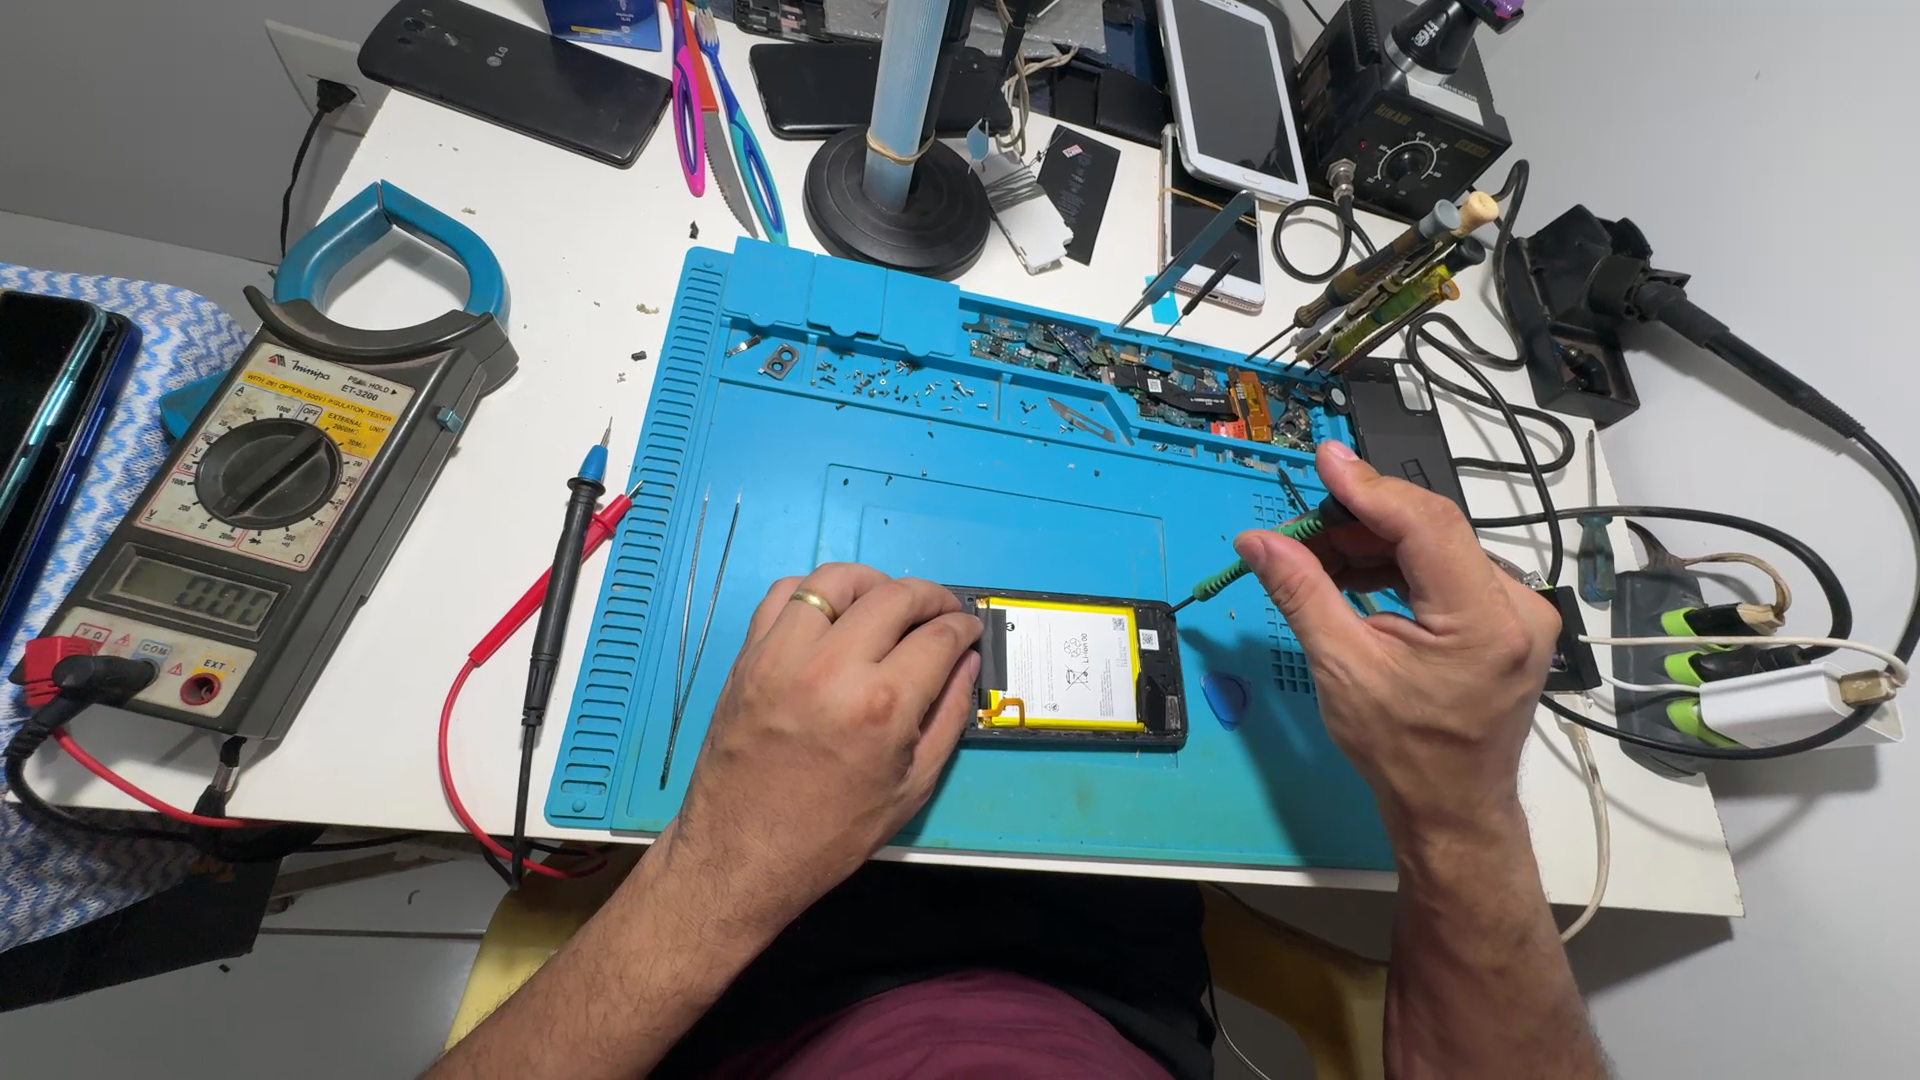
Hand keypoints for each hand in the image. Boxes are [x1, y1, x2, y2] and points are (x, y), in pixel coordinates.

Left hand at [656, 564, 982, 932]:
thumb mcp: (913, 786)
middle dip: (931, 596)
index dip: (964, 626)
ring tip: (888, 603)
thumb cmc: (835, 833)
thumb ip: (950, 714)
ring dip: (875, 583)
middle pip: (895, 596)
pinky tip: (833, 613)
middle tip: (941, 611)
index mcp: (881, 705)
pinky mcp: (749, 656)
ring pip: (836, 579)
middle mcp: (832, 667)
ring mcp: (782, 655)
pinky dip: (816, 591)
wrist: (741, 857)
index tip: (969, 628)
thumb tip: (967, 659)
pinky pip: (783, 593)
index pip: (938, 636)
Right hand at [1234, 442, 1560, 840]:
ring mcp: (1515, 611)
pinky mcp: (1500, 618)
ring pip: (1432, 546)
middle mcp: (1516, 605)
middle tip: (1300, 527)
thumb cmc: (1399, 748)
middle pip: (1430, 530)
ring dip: (1369, 543)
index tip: (1325, 459)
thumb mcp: (1340, 667)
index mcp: (1486, 621)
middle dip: (1360, 520)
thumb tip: (1256, 540)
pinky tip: (1347, 574)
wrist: (1450, 806)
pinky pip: (1438, 569)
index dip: (1370, 488)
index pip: (1428, 526)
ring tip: (1314, 555)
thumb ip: (1300, 592)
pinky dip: (1389, 565)